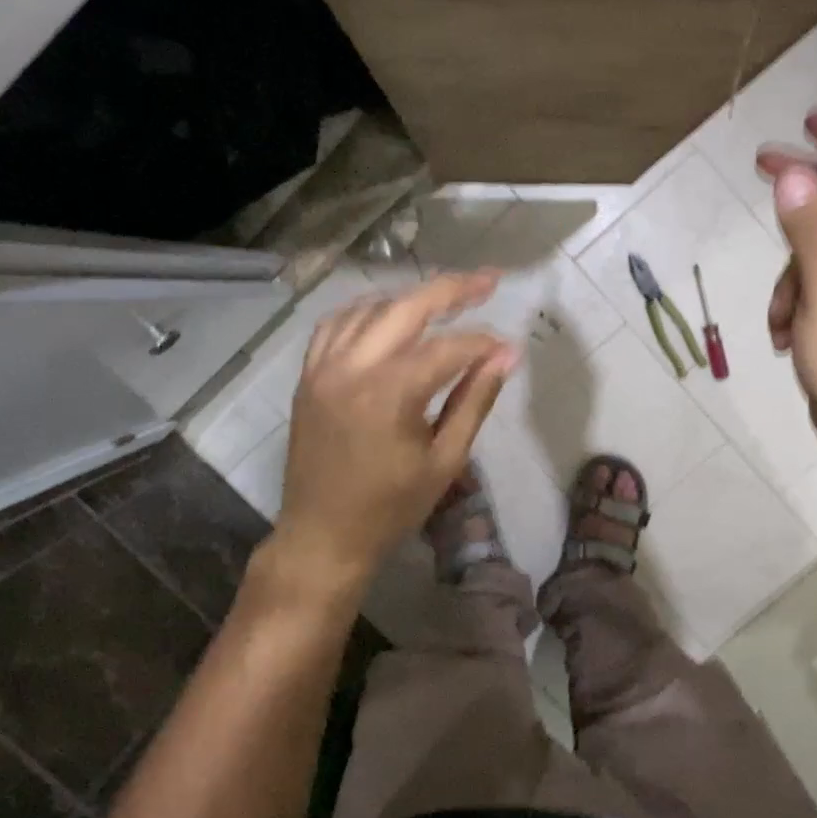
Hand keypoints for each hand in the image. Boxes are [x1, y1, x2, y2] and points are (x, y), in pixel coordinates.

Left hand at [267, 271, 520, 599]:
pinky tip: (386, 316)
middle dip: (452, 290)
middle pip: (407, 308)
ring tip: (443, 300)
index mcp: (389, 393)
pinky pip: (334, 326)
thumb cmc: (390, 507)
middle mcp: (352, 367)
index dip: (483, 343)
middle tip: (488, 281)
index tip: (508, 348)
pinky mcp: (307, 376)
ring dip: (408, 299)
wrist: (323, 536)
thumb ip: (475, 401)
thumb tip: (507, 356)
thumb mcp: (445, 461)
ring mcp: (323, 368)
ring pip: (369, 310)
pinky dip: (364, 313)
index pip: (447, 348)